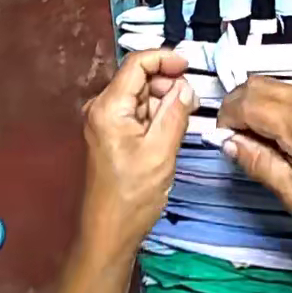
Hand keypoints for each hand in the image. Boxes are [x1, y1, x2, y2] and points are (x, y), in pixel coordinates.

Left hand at [76, 50, 196, 262]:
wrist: (108, 233)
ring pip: (140, 93)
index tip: (187, 65)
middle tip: (190, 100)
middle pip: (138, 77)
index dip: (164, 58)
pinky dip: (154, 114)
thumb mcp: (161, 152)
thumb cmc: (131, 197)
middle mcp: (101, 107)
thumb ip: (175, 113)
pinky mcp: (110, 132)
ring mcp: (104, 120)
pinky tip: (168, 131)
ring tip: (181, 120)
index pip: (137, 63)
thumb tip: (186, 87)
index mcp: (108, 107)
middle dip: (167, 83)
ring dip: (162, 100)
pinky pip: (136, 110)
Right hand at [216, 77, 291, 258]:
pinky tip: (276, 134)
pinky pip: (287, 90)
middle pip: (255, 85)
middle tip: (234, 140)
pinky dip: (272, 106)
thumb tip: (227, 141)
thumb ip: (256, 161)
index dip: (227, 119)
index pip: (248, 103)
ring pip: (269, 84)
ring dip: (253, 106)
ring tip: (256, 141)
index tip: (222, 139)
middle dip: (237, 109)